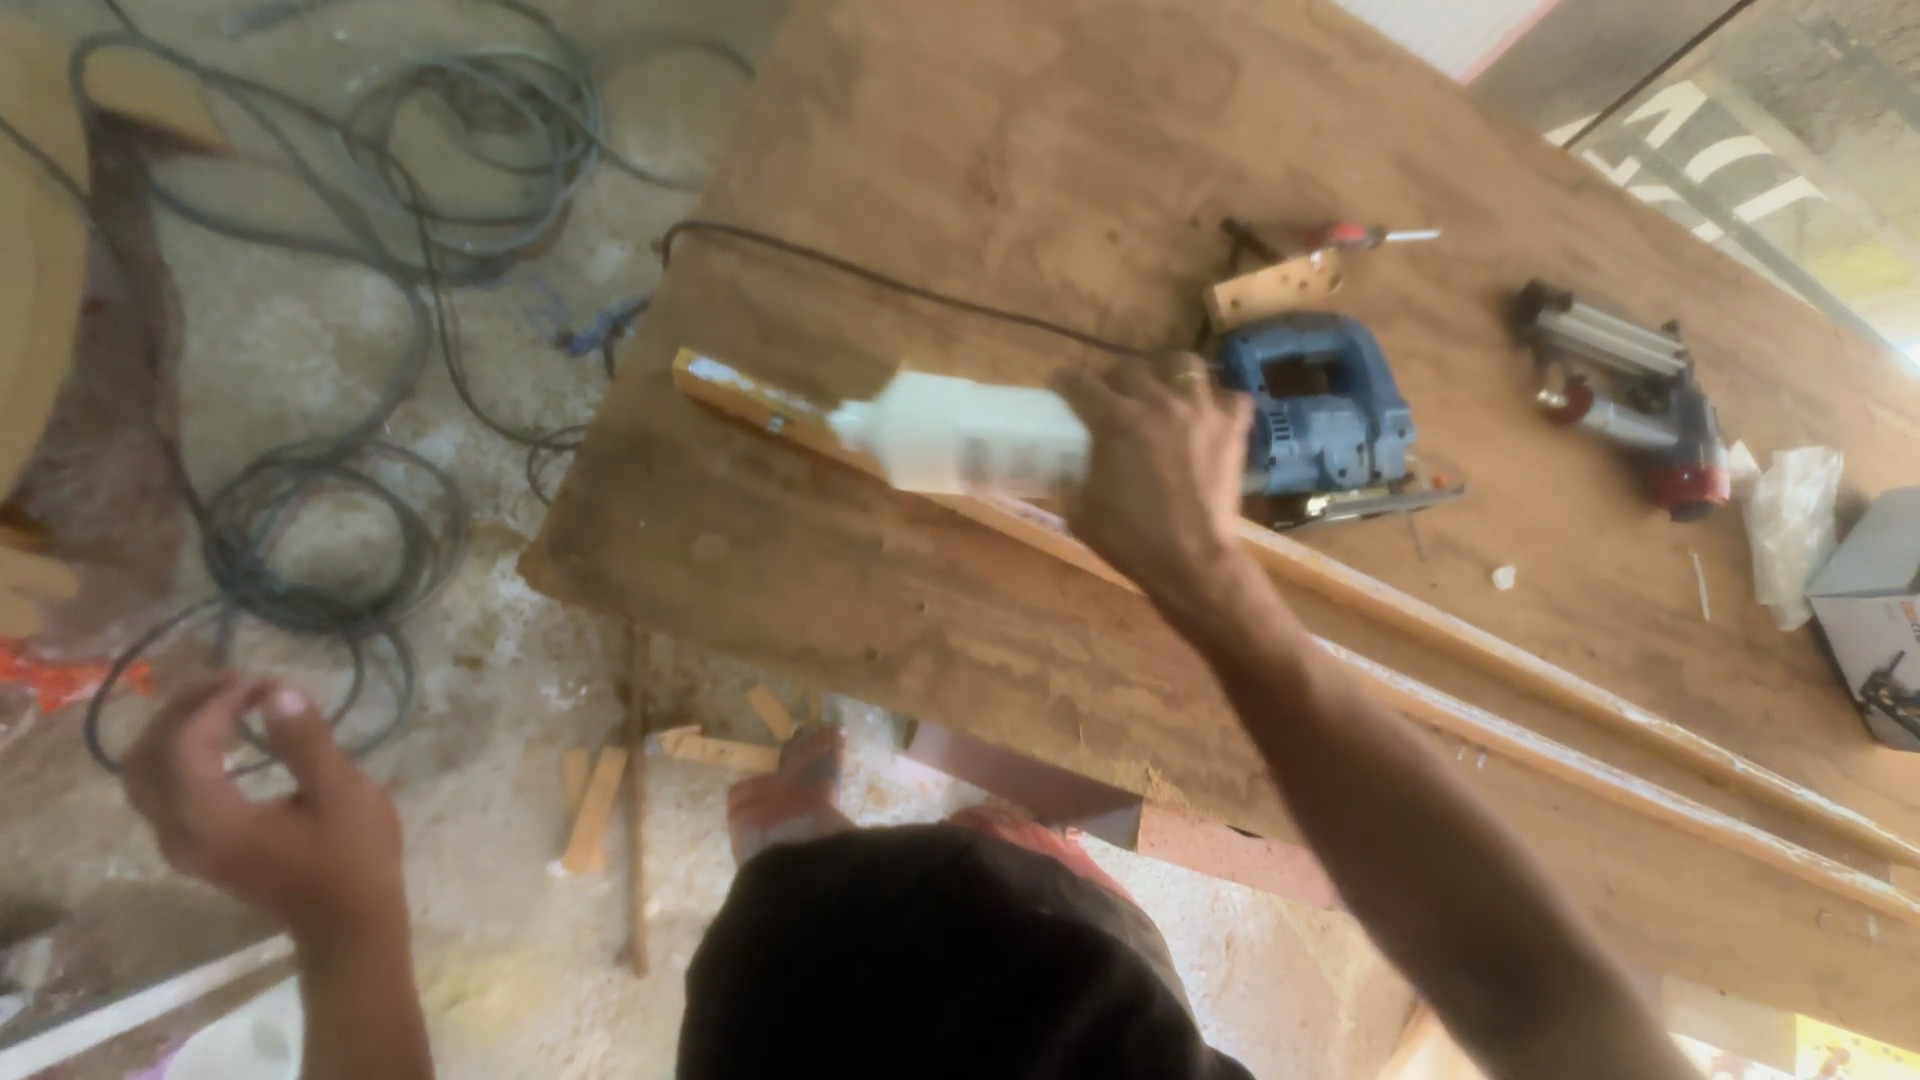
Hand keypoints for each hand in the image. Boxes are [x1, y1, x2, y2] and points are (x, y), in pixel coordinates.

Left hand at [123, 674, 407, 945]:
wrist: (348, 917)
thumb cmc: (352, 852)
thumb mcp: (342, 791)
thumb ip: (306, 743)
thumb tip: (279, 694)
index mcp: (211, 819)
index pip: (182, 746)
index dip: (214, 704)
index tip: (262, 680)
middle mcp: (178, 833)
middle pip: (144, 760)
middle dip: (183, 711)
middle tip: (236, 681)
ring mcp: (183, 844)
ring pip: (145, 777)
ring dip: (177, 731)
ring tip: (228, 702)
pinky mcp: (198, 847)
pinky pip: (164, 791)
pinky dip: (182, 755)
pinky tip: (226, 740)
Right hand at [1054, 354, 1254, 601]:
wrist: (1190, 560)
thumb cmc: (1131, 539)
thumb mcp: (1081, 510)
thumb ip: (1073, 477)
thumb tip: (1069, 465)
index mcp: (1115, 421)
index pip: (1081, 385)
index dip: (1065, 381)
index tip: (1060, 382)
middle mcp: (1158, 403)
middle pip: (1129, 368)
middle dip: (1113, 377)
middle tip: (1110, 394)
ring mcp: (1200, 412)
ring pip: (1183, 365)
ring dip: (1166, 373)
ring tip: (1161, 389)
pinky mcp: (1232, 429)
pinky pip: (1231, 398)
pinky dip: (1219, 402)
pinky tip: (1208, 414)